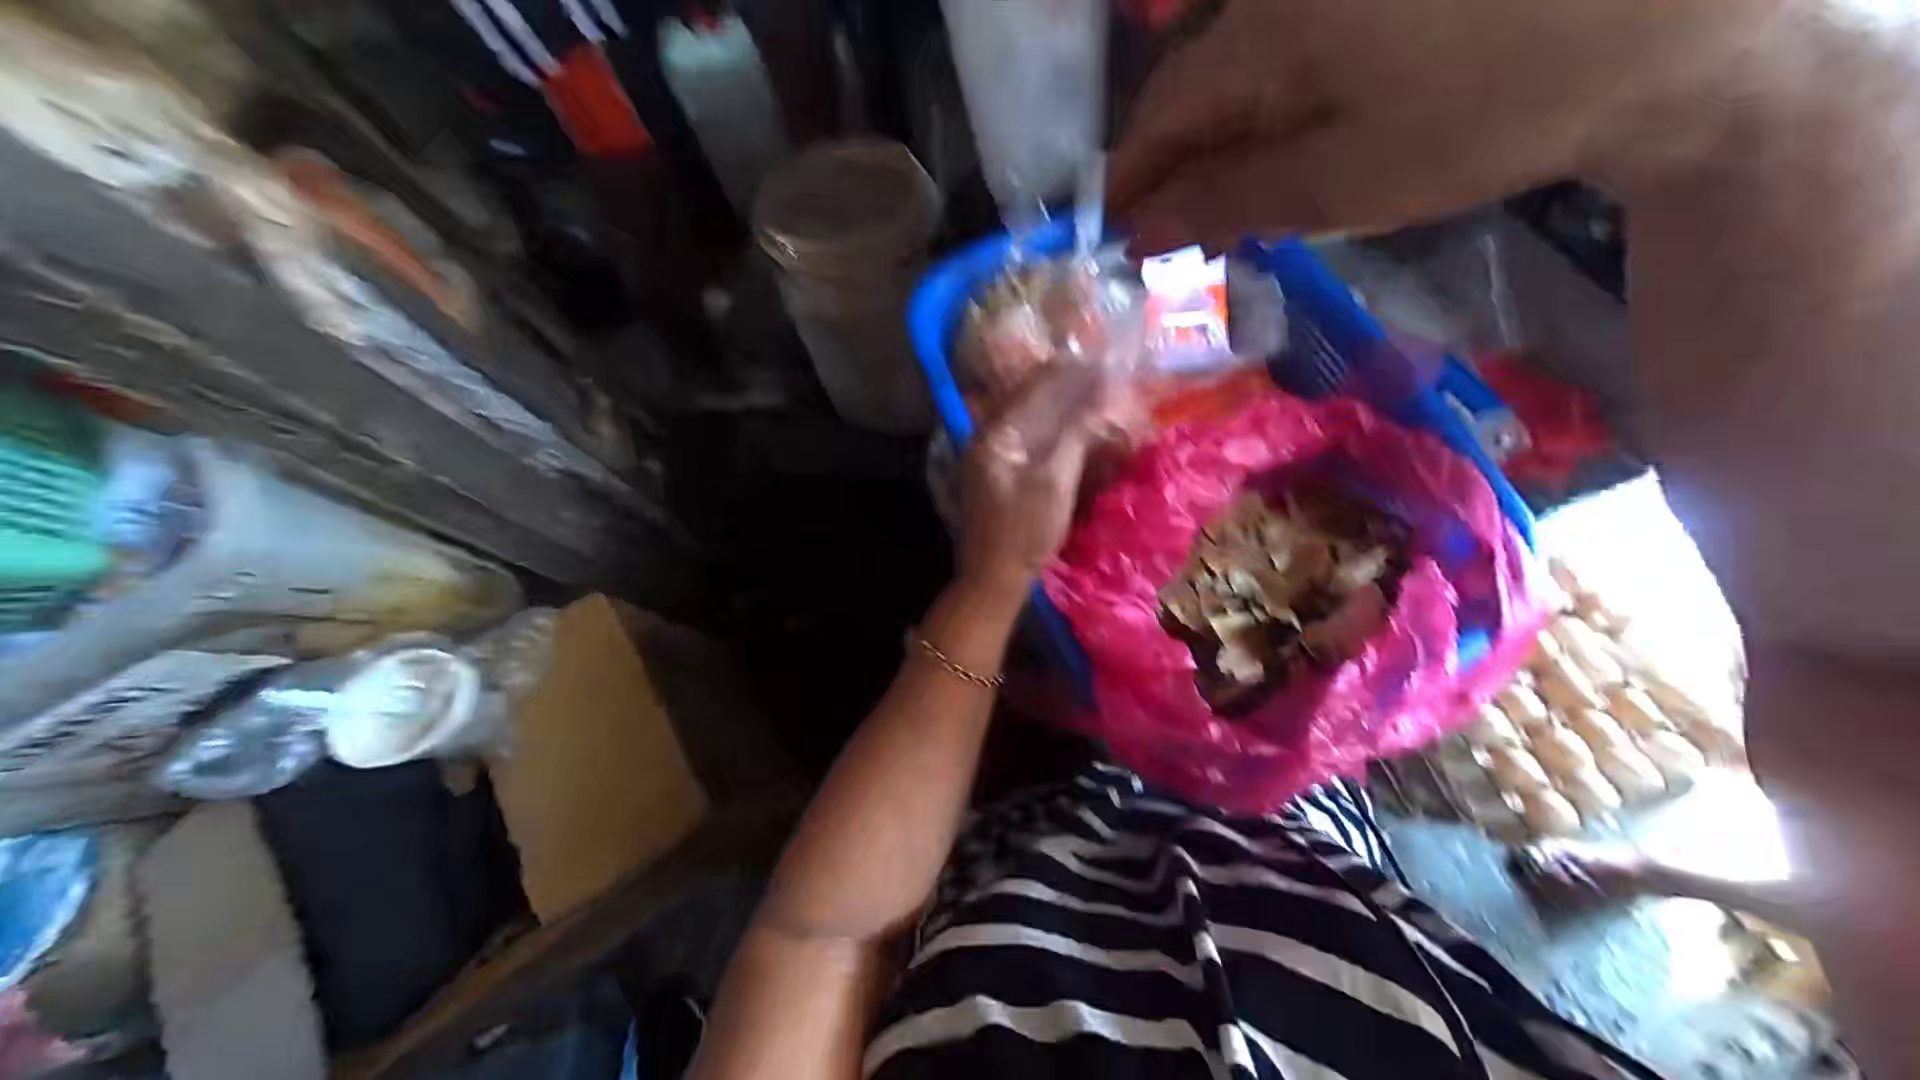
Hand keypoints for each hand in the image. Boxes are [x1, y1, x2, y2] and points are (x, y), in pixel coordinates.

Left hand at [956, 363, 1105, 598]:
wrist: (992, 580)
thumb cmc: (1022, 532)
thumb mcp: (1053, 482)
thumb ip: (1075, 436)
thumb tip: (1101, 398)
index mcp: (993, 435)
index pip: (1034, 388)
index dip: (1070, 373)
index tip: (1102, 361)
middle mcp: (987, 439)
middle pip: (1031, 400)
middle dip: (1068, 387)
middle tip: (1104, 376)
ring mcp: (991, 458)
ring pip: (1031, 421)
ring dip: (1063, 408)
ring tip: (1097, 396)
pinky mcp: (1000, 476)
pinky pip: (1029, 442)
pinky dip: (1054, 433)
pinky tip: (1076, 430)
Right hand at [1110, 0, 1777, 245]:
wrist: (1679, 22)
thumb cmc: (1494, 113)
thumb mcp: (1344, 182)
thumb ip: (1230, 202)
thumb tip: (1145, 229)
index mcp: (1269, 28)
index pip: (1163, 115)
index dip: (1132, 179)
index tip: (1115, 232)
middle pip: (1196, 83)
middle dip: (1175, 162)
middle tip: (1171, 228)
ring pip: (1240, 62)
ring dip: (1223, 136)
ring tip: (1226, 196)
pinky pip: (1289, 40)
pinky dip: (1272, 99)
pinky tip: (1283, 137)